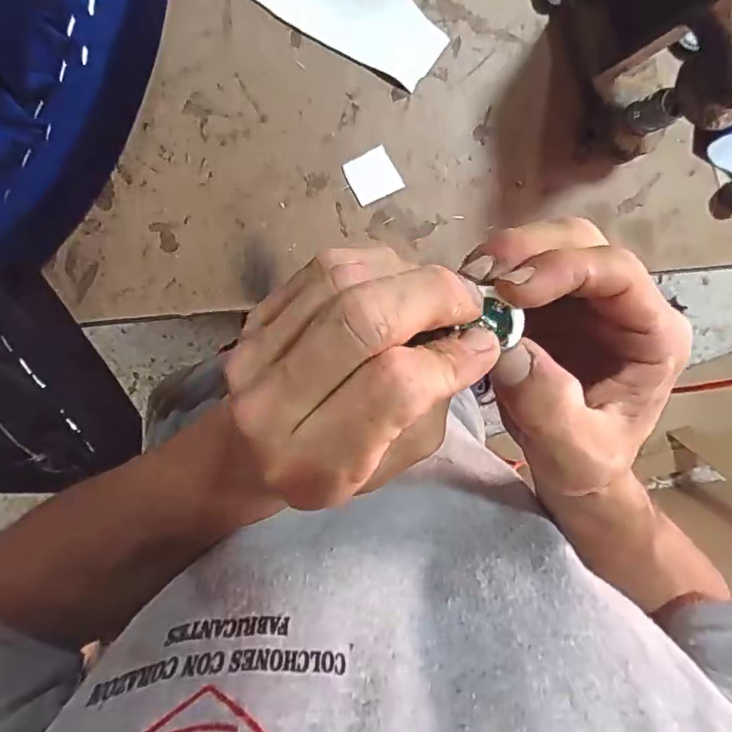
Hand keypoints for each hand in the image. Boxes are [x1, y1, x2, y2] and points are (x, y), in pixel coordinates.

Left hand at [216, 247, 499, 510]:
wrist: (247, 451)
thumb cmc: (330, 468)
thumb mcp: (392, 460)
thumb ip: (432, 403)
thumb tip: (475, 338)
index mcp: (315, 462)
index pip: (393, 385)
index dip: (449, 355)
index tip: (483, 342)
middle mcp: (272, 403)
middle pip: (362, 316)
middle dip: (432, 296)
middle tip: (466, 301)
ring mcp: (254, 352)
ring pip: (341, 280)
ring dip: (404, 273)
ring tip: (431, 291)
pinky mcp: (254, 316)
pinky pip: (321, 267)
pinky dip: (371, 264)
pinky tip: (393, 280)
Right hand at [461, 218, 691, 497]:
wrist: (573, 470)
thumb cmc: (587, 464)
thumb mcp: (574, 452)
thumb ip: (549, 406)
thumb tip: (510, 349)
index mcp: (654, 334)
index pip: (618, 272)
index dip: (563, 268)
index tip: (509, 292)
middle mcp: (624, 303)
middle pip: (582, 241)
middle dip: (528, 250)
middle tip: (479, 277)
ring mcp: (585, 297)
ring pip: (550, 243)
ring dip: (506, 256)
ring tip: (469, 284)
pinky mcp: (550, 301)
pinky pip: (522, 265)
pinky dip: (493, 271)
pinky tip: (469, 292)